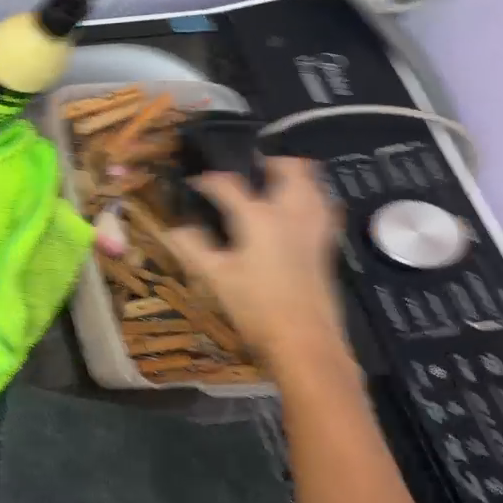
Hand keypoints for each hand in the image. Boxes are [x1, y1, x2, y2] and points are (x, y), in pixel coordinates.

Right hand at [164, 157, 345, 365]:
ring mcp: (315, 228)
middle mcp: (292, 214)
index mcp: (259, 218)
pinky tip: (291, 211)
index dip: (207, 180)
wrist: (304, 340)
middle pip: (291, 170)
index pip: (228, 185)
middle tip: (245, 168)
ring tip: (270, 183)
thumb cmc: (254, 306)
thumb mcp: (212, 276)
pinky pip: (322, 206)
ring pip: (314, 185)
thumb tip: (176, 228)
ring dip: (293, 177)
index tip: (192, 182)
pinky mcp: (326, 244)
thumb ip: (191, 246)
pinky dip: (308, 198)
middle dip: (267, 163)